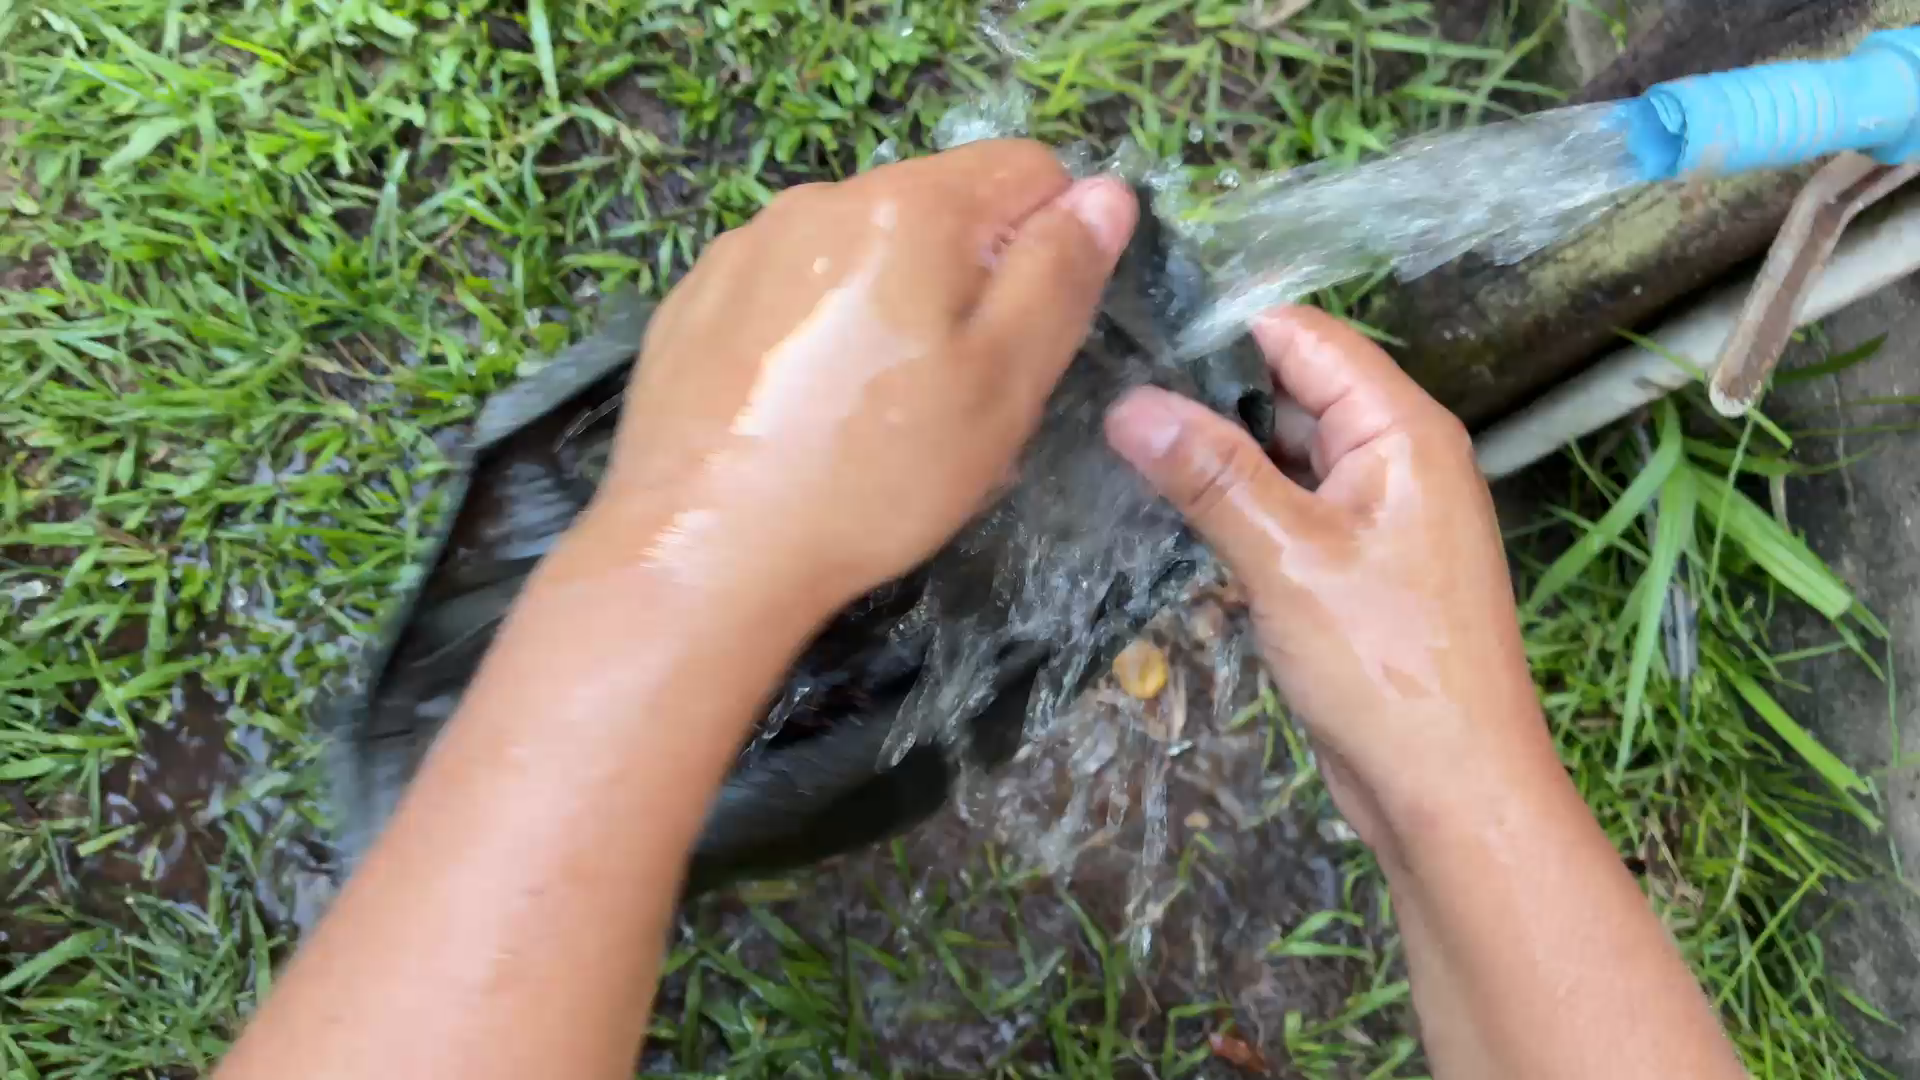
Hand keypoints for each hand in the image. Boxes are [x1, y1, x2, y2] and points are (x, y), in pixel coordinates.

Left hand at [567, 141, 1137, 610]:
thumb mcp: (1001, 387)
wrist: (705, 552)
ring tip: (877, 410)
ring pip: (867, 253)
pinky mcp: (698, 299)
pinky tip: (807, 408)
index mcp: (906, 209)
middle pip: (940, 212)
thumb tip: (1103, 194)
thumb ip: (1059, 279)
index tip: (1030, 334)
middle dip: (970, 286)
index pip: (1026, 172)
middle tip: (956, 393)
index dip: (1053, 244)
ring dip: (897, 309)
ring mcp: (746, 248)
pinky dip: (824, 329)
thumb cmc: (877, 477)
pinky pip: (796, 288)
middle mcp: (818, 201)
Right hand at [1103, 307, 1548, 850]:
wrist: (1444, 789)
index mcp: (1398, 430)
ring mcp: (1368, 512)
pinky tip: (1175, 507)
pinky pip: (1282, 505)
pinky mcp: (1346, 559)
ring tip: (1127, 443)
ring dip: (1216, 452)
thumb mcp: (1285, 556)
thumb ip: (1208, 474)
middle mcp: (1389, 457)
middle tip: (1114, 396)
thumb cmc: (1382, 661)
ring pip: (1279, 453)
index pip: (1305, 339)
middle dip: (1208, 393)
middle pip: (1289, 392)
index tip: (1136, 337)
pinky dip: (1233, 501)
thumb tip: (1128, 404)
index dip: (1224, 329)